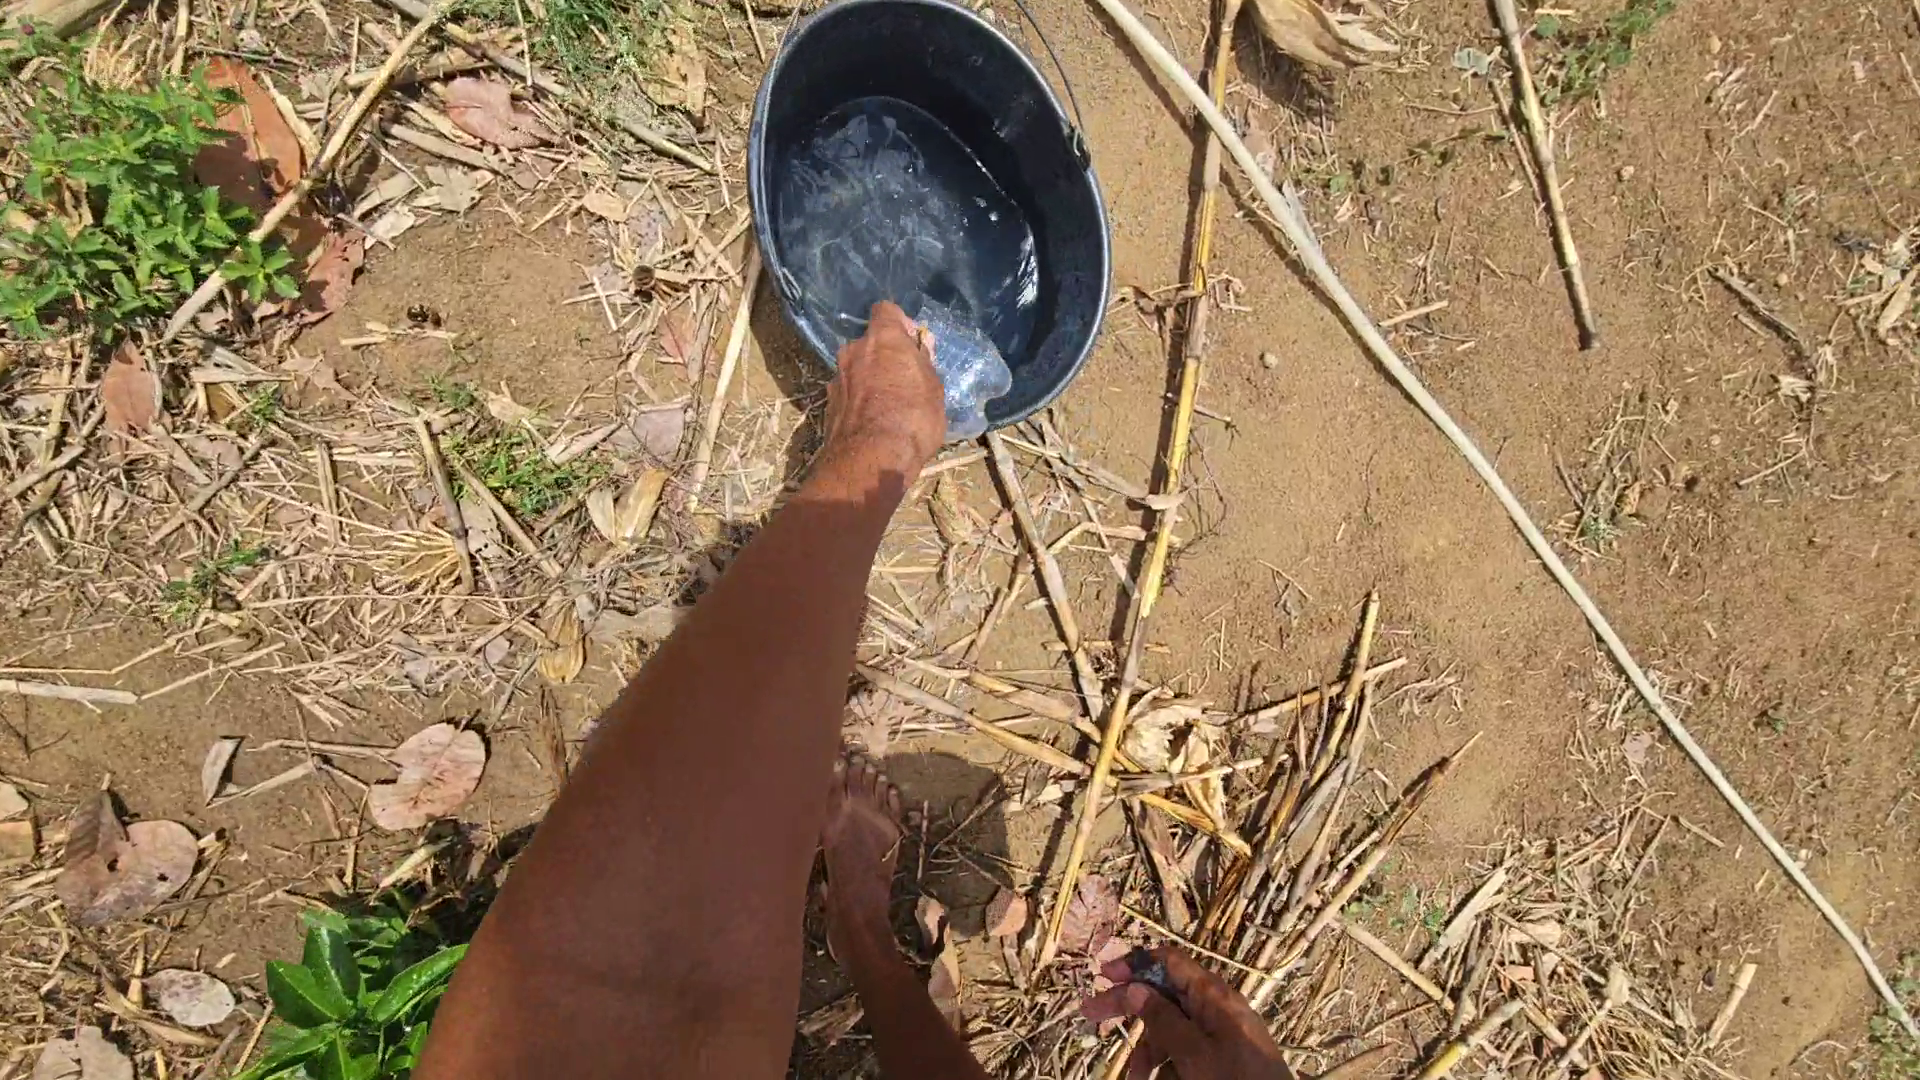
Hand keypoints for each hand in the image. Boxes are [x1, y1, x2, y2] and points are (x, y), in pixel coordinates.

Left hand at [820, 301, 945, 476]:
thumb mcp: (934, 389)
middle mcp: (853, 351)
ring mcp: (836, 378)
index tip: (912, 345)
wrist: (871, 460)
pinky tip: (871, 424)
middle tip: (902, 381)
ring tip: (886, 407)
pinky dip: (858, 403)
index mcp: (883, 339)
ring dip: (868, 380)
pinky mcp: (828, 405)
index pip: (886, 311)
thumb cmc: (913, 418)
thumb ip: (924, 364)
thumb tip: (920, 348)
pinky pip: (848, 395)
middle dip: (884, 357)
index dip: (900, 324)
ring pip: (855, 371)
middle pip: (869, 344)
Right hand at [1082, 948, 1292, 1079]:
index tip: (1104, 974)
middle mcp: (1216, 1008)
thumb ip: (1162, 1020)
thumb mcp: (1195, 1056)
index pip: (1168, 961)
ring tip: (1135, 1078)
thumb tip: (1133, 986)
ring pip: (1171, 1030)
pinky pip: (1186, 1053)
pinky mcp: (1223, 1060)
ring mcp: (1220, 1035)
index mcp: (1213, 995)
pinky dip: (1168, 1066)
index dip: (1134, 962)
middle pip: (1163, 994)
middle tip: (1091, 1014)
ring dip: (1147, 1051)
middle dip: (1128, 1005)